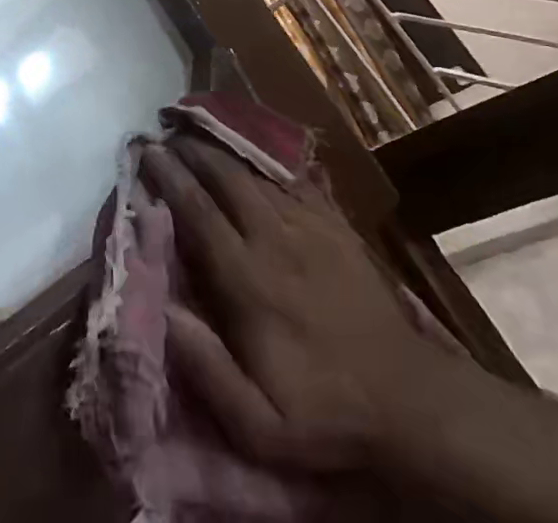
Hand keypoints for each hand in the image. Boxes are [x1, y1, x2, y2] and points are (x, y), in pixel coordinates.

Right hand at [140, 134, 464, 470]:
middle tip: (169, 134)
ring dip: (228, 153)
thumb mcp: (257, 422)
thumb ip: (205, 365)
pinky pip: (300, 184)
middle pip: (229, 181)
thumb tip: (161, 309)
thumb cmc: (323, 412)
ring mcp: (313, 229)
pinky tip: (261, 157)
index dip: (171, 179)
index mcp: (249, 282)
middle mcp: (277, 240)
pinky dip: (273, 165)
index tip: (148, 152)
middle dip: (195, 153)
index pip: (199, 214)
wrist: (409, 399)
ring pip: (261, 176)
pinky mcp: (340, 229)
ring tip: (203, 135)